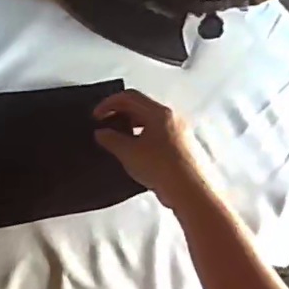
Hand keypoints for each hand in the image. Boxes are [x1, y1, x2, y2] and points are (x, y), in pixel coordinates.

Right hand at [93, 89, 213, 208]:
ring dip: (130, 126)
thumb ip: (111, 139)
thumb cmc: (160, 167)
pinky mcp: (183, 146)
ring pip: (150, 121)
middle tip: (104, 126)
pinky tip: (136, 152)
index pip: (129, 97)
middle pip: (141, 106)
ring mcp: (180, 131)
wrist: (193, 191)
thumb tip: (101, 132)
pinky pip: (158, 133)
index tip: (95, 117)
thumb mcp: (129, 153)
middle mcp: (172, 117)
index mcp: (159, 112)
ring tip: (117, 140)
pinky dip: (142, 136)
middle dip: (119, 113)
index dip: (108, 103)